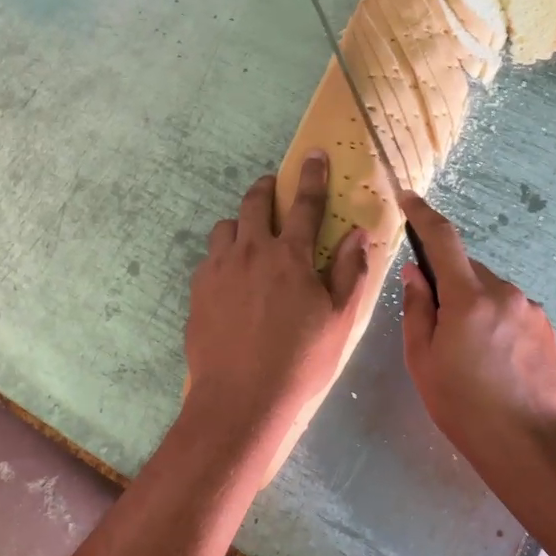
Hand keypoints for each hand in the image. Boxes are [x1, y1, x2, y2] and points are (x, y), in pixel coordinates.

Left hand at [183, 150, 370, 429]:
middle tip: (273, 189)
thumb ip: (349, 271)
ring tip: (251, 239)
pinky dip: (224, 255)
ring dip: (240, 224)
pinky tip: (232, 278)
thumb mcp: (339, 320)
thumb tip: (356, 233)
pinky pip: (210, 258)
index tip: (313, 154)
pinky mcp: (198, 291)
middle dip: (266, 188)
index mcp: (289, 256)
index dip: (311, 176)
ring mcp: (218, 269)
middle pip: (254, 203)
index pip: (304, 204)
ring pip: (226, 227)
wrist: (240, 402)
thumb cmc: (300, 362)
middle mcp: (250, 251)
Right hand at [399, 193, 555, 462]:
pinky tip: (494, 363)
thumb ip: (417, 309)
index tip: (407, 197)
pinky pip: (510, 312)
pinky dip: (495, 323)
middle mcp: (504, 293)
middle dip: (449, 284)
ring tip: (468, 355)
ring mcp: (530, 310)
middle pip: (467, 270)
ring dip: (473, 307)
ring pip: (489, 293)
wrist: (531, 447)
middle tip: (435, 325)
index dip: (422, 214)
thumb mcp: (423, 361)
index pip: (443, 239)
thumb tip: (415, 273)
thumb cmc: (464, 407)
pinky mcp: (547, 330)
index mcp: (468, 297)